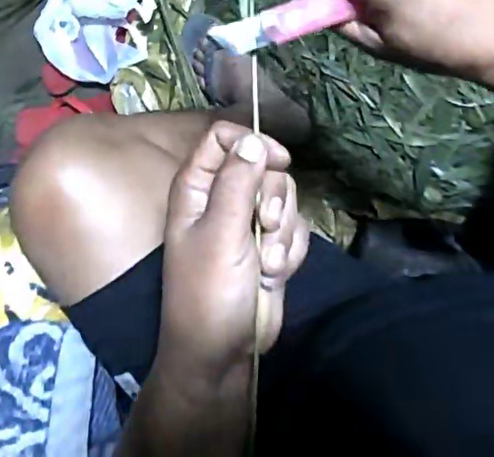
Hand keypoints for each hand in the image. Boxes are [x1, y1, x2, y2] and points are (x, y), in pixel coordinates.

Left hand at [157, 122, 309, 382]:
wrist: (223, 355)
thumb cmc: (209, 293)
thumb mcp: (220, 233)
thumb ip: (237, 182)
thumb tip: (254, 140)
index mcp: (197, 186)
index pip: (223, 137)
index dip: (252, 142)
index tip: (278, 160)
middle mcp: (222, 195)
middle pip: (263, 164)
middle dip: (272, 197)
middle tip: (264, 225)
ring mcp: (247, 219)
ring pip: (283, 195)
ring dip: (282, 230)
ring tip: (267, 261)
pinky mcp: (270, 242)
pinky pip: (295, 226)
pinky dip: (290, 249)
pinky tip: (274, 273)